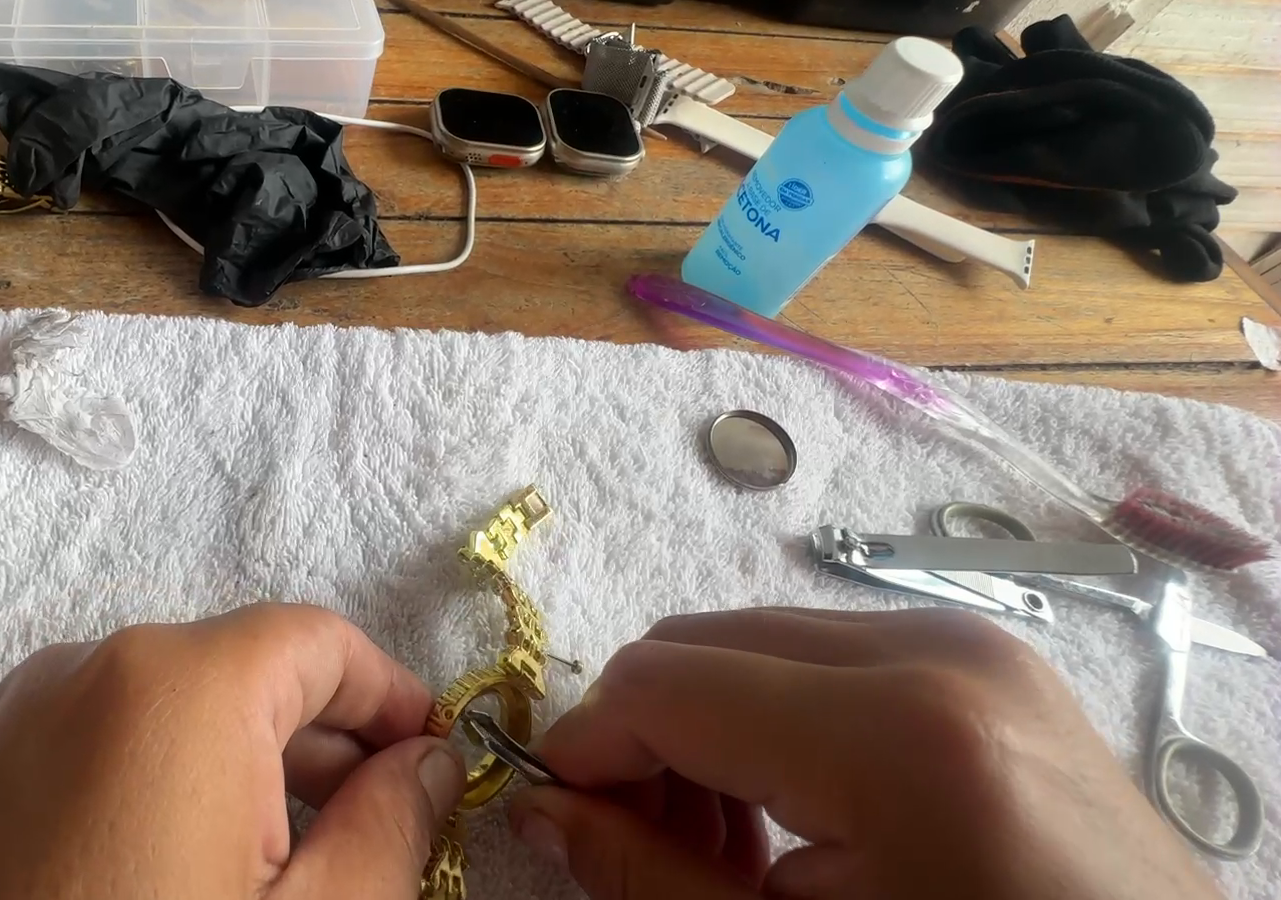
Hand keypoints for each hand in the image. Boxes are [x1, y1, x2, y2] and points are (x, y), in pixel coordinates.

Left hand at [0, 603, 465, 899]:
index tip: (431, 754)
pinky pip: (110, 734)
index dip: (389, 692)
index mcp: (180, 683)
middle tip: (380, 819)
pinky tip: (187, 861)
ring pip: (177, 703)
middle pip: (247, 667)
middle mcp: (94, 663)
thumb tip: (429, 762)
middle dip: (326, 737)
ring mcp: (25, 708)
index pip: (319, 639)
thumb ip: (389, 829)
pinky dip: (170, 774)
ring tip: (293, 853)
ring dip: (250, 760)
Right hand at [509, 607, 1219, 899]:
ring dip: (697, 724)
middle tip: (645, 835)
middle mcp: (935, 652)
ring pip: (742, 641)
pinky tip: (788, 808)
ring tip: (722, 838)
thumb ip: (645, 877)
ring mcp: (968, 644)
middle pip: (695, 644)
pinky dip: (762, 716)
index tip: (556, 804)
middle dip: (641, 734)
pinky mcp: (980, 657)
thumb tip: (537, 810)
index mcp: (902, 737)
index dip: (587, 742)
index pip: (664, 684)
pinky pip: (807, 654)